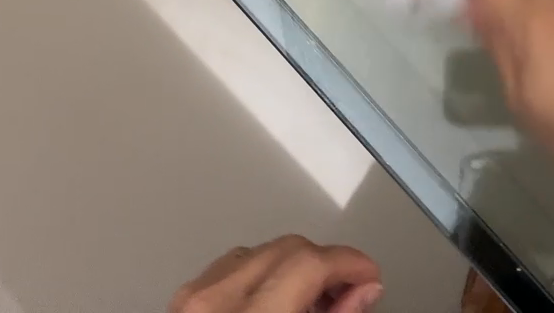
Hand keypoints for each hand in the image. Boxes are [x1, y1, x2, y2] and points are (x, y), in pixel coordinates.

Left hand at [168, 236, 382, 312]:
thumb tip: (364, 291)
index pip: (308, 264)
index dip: (349, 264)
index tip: (371, 277)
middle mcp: (214, 302)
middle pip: (288, 250)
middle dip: (326, 266)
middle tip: (351, 295)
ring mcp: (191, 299)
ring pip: (262, 251)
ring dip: (297, 269)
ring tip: (316, 304)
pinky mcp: (182, 303)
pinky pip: (233, 265)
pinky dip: (265, 274)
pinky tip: (279, 303)